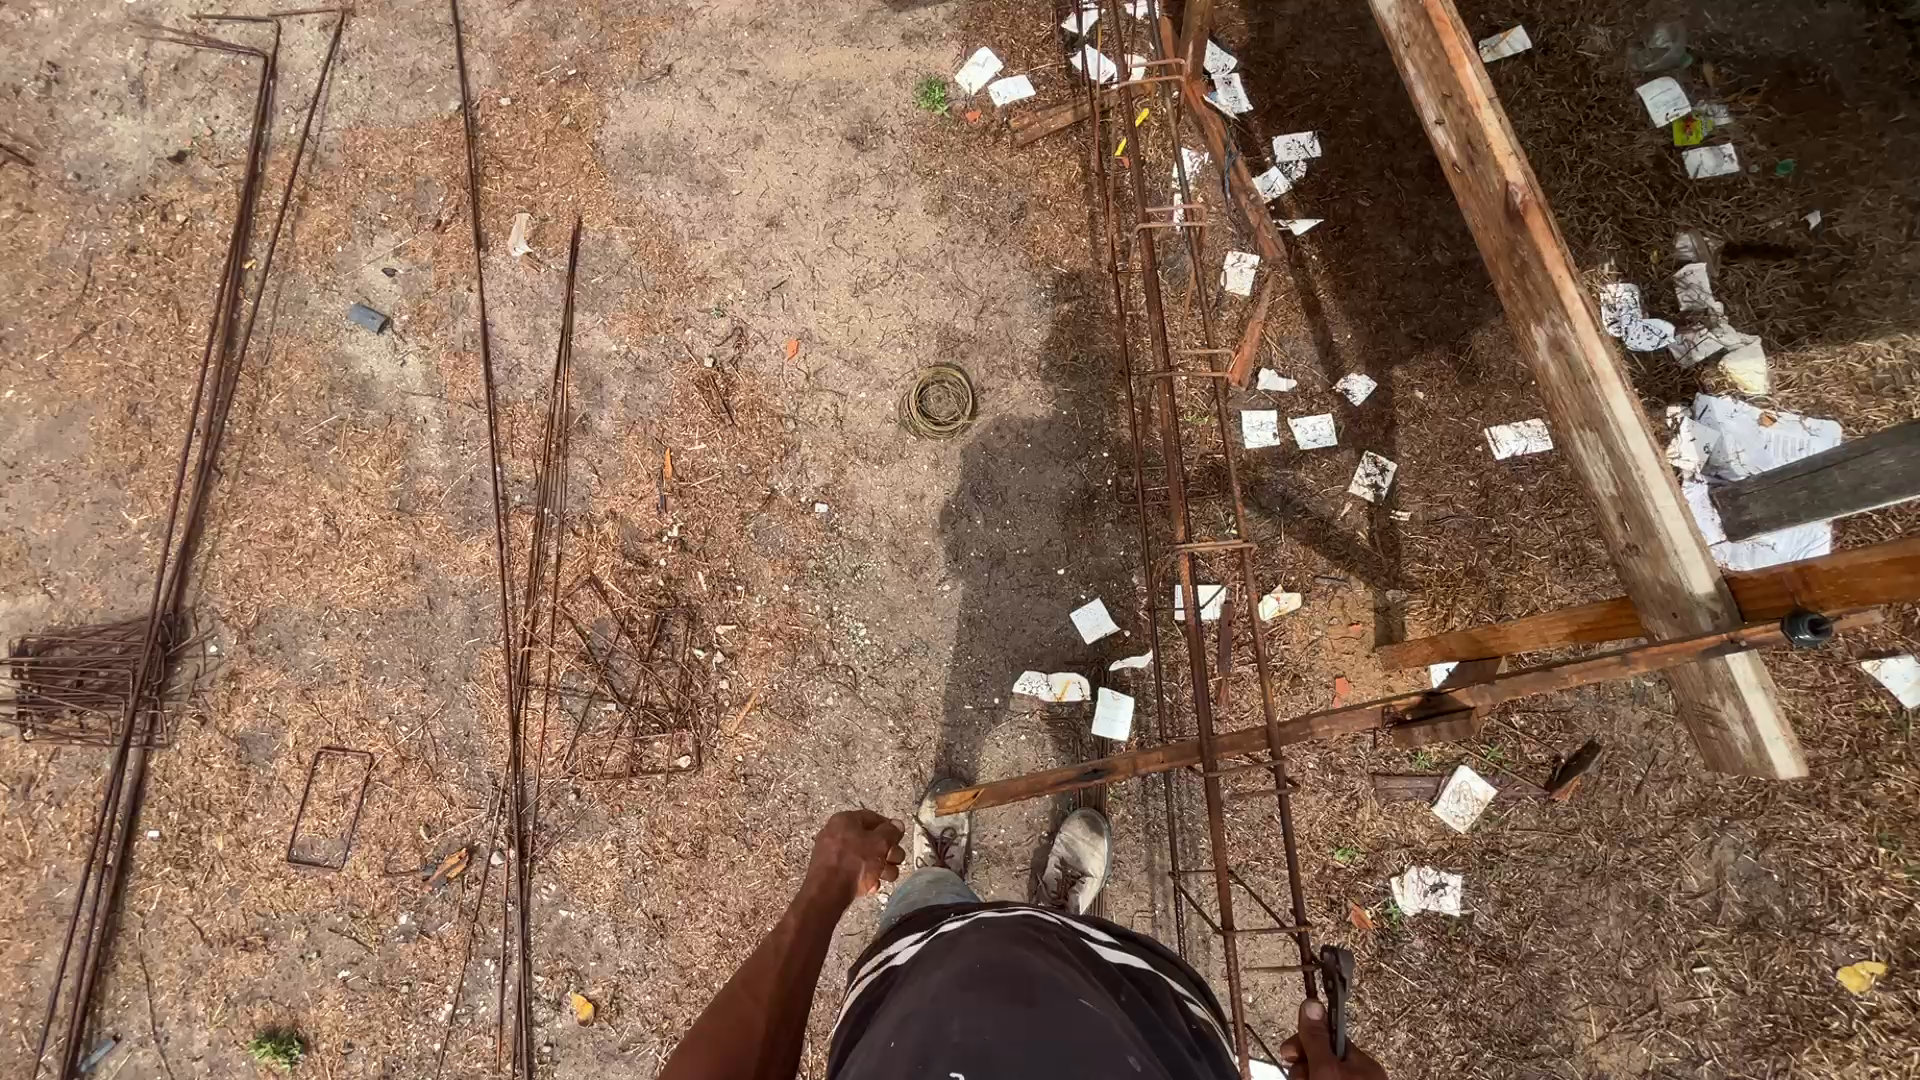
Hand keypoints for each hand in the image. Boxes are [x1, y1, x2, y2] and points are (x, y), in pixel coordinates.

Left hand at [804, 810, 904, 905]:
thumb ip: (891, 832)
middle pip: (869, 839)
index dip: (889, 828)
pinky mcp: (830, 875)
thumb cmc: (855, 861)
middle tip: (896, 860)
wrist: (828, 893)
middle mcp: (835, 834)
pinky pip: (852, 872)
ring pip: (862, 858)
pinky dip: (863, 878)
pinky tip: (871, 886)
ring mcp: (831, 855)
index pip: (873, 818)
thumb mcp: (880, 843)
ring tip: (889, 876)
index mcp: (844, 820)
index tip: (899, 840)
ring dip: (880, 867)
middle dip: (887, 851)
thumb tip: (897, 825)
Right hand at [1276, 1000, 1387, 1079]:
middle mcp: (1361, 1077)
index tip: (1289, 1051)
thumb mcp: (1326, 1069)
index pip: (1327, 1038)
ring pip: (1318, 1073)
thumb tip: (1311, 1002)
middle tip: (1298, 1076)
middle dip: (1303, 1063)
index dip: (1305, 1041)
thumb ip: (1316, 1038)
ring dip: (1303, 1077)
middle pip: (1321, 1057)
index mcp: (1363, 1064)